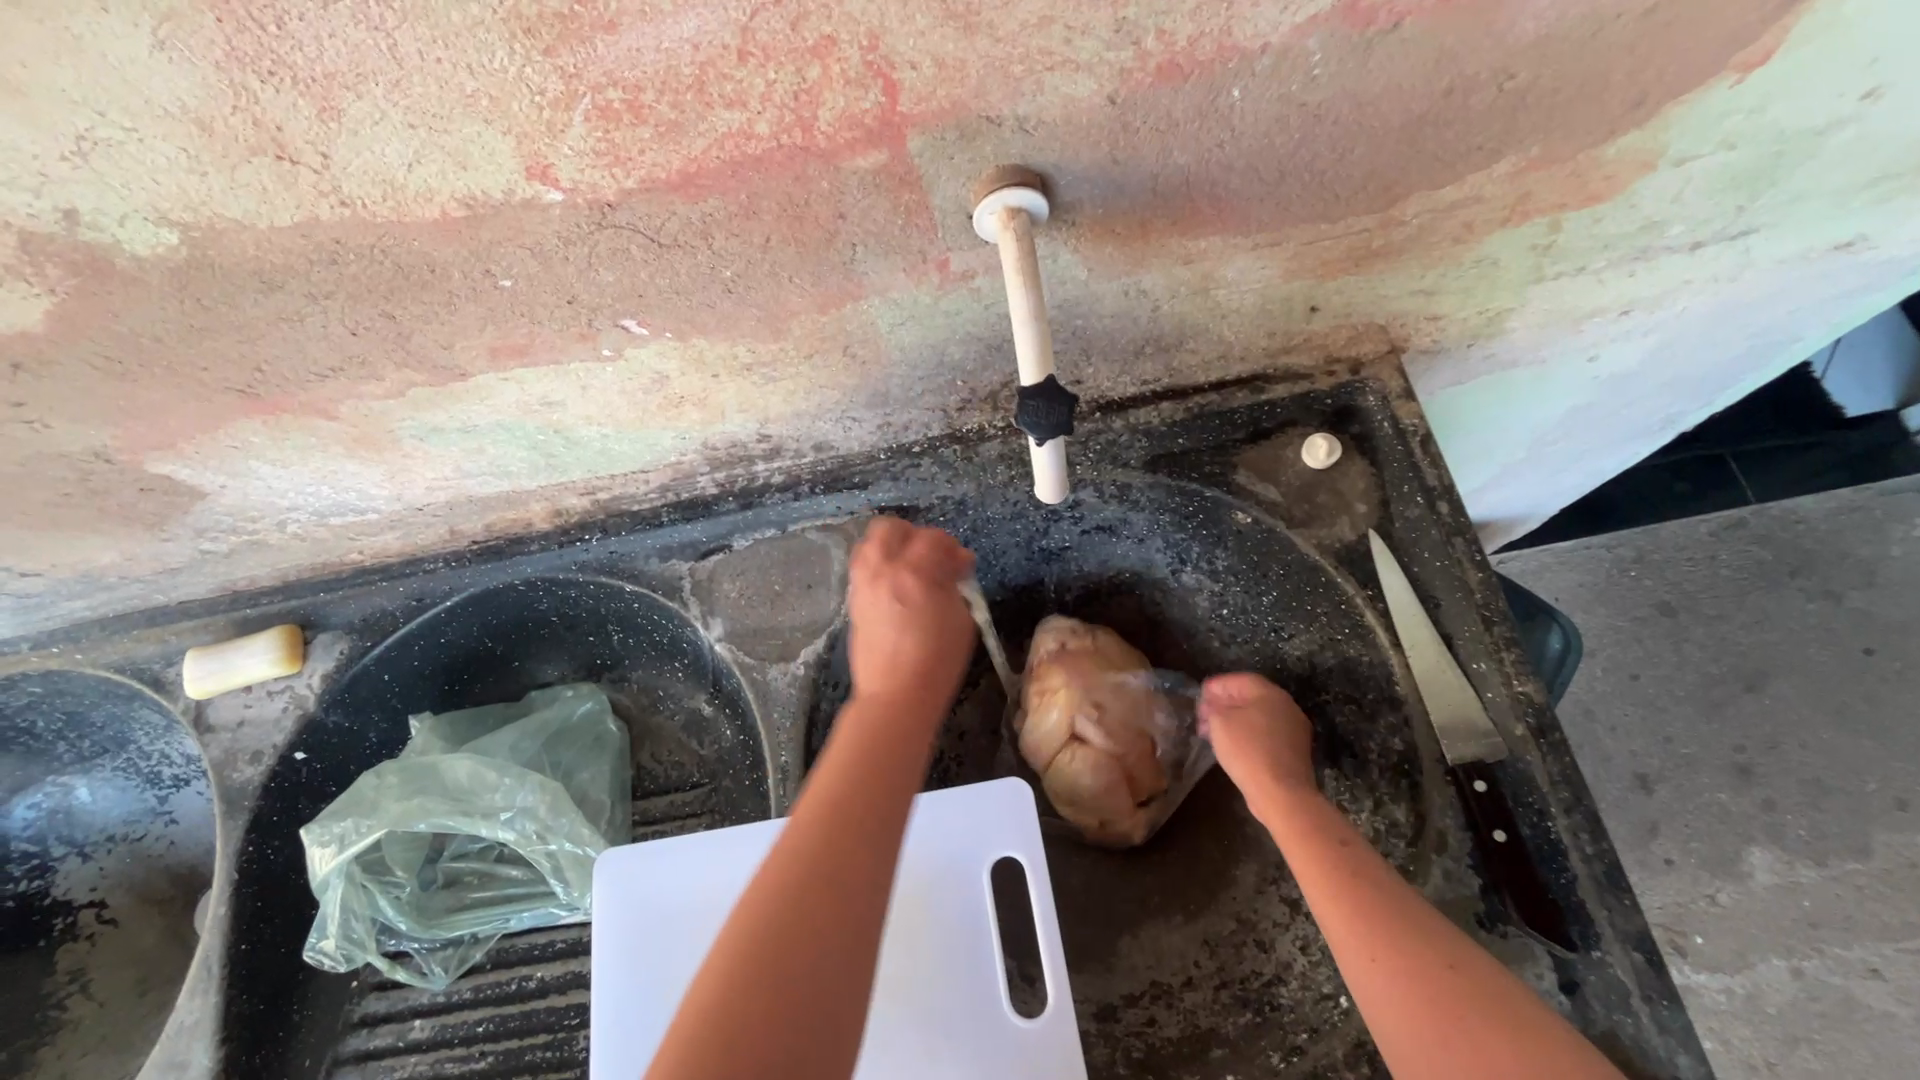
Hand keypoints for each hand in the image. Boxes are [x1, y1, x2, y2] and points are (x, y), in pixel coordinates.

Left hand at [845, 518, 977, 712]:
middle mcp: (882, 570)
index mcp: (914, 573)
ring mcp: (863, 584)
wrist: (896, 695)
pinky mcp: (853, 601)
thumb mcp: (961, 619)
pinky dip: (879, 566)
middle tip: (932, 556)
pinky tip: (895, 585)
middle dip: (915, 535)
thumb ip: (953, 585)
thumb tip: (952, 567)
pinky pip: (862, 567)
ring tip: (910, 567)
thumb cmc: (937, 662)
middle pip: (890, 528)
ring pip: (869, 543)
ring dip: (892, 546)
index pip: (933, 538)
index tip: (963, 564)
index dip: (952, 547)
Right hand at [1198, 673, 1317, 808]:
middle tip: (1203, 715)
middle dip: (1224, 704)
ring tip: (1213, 733)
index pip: (1239, 679)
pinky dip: (1248, 735)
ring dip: (1235, 721)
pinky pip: (1266, 734)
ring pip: (1259, 717)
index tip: (1199, 695)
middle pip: (1251, 697)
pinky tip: (1234, 747)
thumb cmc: (1247, 750)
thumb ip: (1213, 706)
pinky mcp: (1294, 751)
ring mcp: (1294, 729)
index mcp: (1269, 693)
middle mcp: (1286, 706)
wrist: (1282, 793)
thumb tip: (1213, 703)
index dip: (1216, 686)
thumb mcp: (1220, 722)